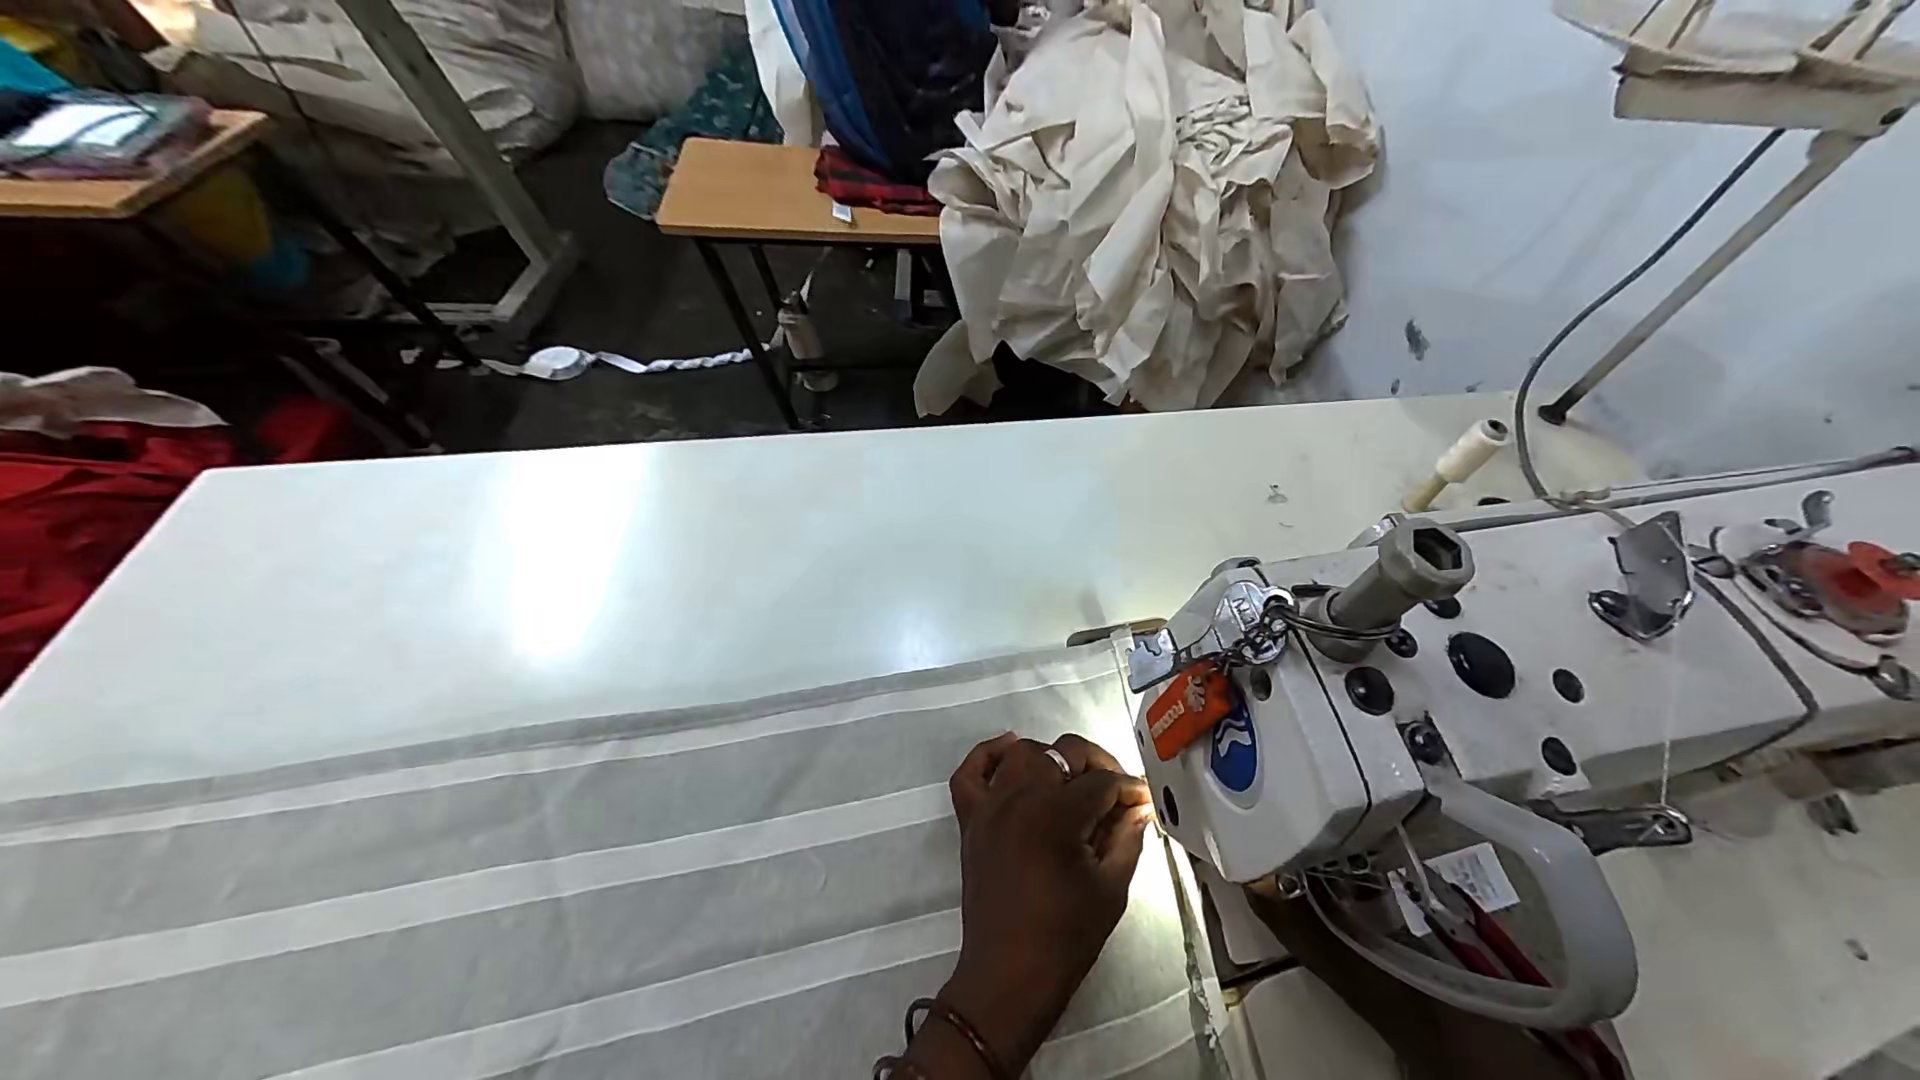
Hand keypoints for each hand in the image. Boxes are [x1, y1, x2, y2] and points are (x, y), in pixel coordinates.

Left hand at [933, 732, 1153, 1072]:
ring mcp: (989, 806)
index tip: (1142, 801)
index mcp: (1056, 816)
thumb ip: (1127, 838)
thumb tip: (1137, 806)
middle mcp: (1019, 798)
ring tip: (1071, 781)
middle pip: (1062, 753)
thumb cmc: (1065, 937)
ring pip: (1021, 754)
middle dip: (1095, 765)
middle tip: (1114, 791)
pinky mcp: (970, 819)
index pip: (1100, 783)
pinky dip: (988, 754)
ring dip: (1051, 758)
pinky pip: (970, 772)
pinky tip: (1010, 750)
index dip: (1128, 790)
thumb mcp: (1111, 889)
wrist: (1008, 973)